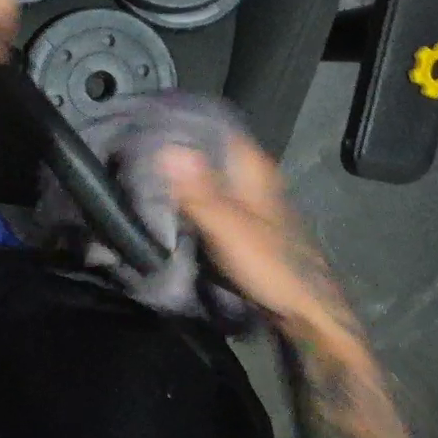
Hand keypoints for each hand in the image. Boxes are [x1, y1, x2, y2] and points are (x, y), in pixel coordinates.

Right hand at [158, 138, 360, 347]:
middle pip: (207, 155)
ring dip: (179, 182)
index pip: (214, 129)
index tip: (143, 125)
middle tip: (133, 154)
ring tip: (139, 179)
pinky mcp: (242, 229)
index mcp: (254, 170)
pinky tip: (165, 211)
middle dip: (174, 154)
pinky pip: (207, 206)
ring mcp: (248, 205)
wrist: (304, 313)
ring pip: (206, 182)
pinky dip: (187, 206)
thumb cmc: (271, 267)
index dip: (181, 124)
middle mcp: (252, 180)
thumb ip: (197, 191)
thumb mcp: (228, 227)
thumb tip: (165, 149)